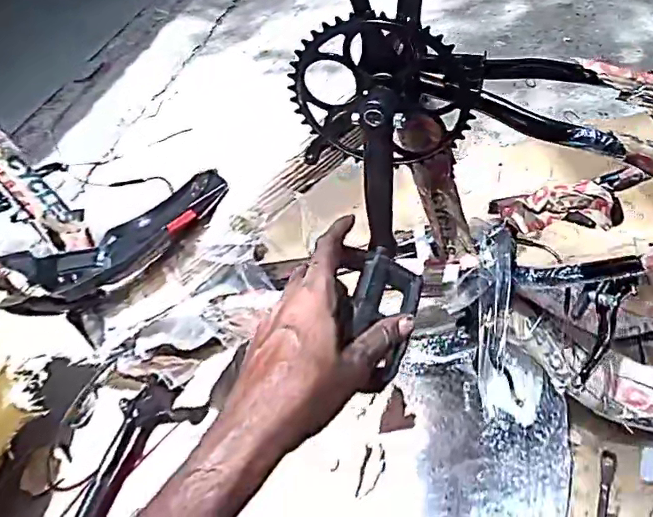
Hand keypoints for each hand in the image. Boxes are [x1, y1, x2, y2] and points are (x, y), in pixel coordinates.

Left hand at [212, 214, 414, 455]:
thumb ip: (379, 340)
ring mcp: (271, 322)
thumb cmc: (295, 397)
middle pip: (314, 269)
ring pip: (299, 294)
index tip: (349, 222)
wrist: (252, 431)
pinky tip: (319, 348)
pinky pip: (287, 318)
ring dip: (323, 297)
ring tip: (345, 321)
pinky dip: (306, 320)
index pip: (326, 248)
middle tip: (359, 276)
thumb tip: (399, 324)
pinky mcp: (261, 344)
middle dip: (338, 269)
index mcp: (312, 297)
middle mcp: (288, 303)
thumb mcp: (352, 367)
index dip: (340, 230)